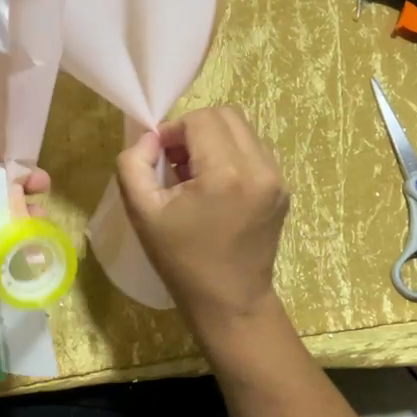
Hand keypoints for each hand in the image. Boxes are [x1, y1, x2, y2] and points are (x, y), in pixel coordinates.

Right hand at [116, 106, 289, 326]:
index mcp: (226, 173)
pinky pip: (256, 151)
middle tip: (176, 162)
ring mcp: (277, 179)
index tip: (159, 158)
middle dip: (194, 130)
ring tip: (195, 176)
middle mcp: (260, 168)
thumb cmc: (180, 259)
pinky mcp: (282, 190)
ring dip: (214, 141)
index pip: (199, 119)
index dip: (172, 131)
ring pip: (243, 130)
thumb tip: (149, 138)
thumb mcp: (141, 212)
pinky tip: (215, 188)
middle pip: (226, 115)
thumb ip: (133, 164)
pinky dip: (232, 156)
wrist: (228, 301)